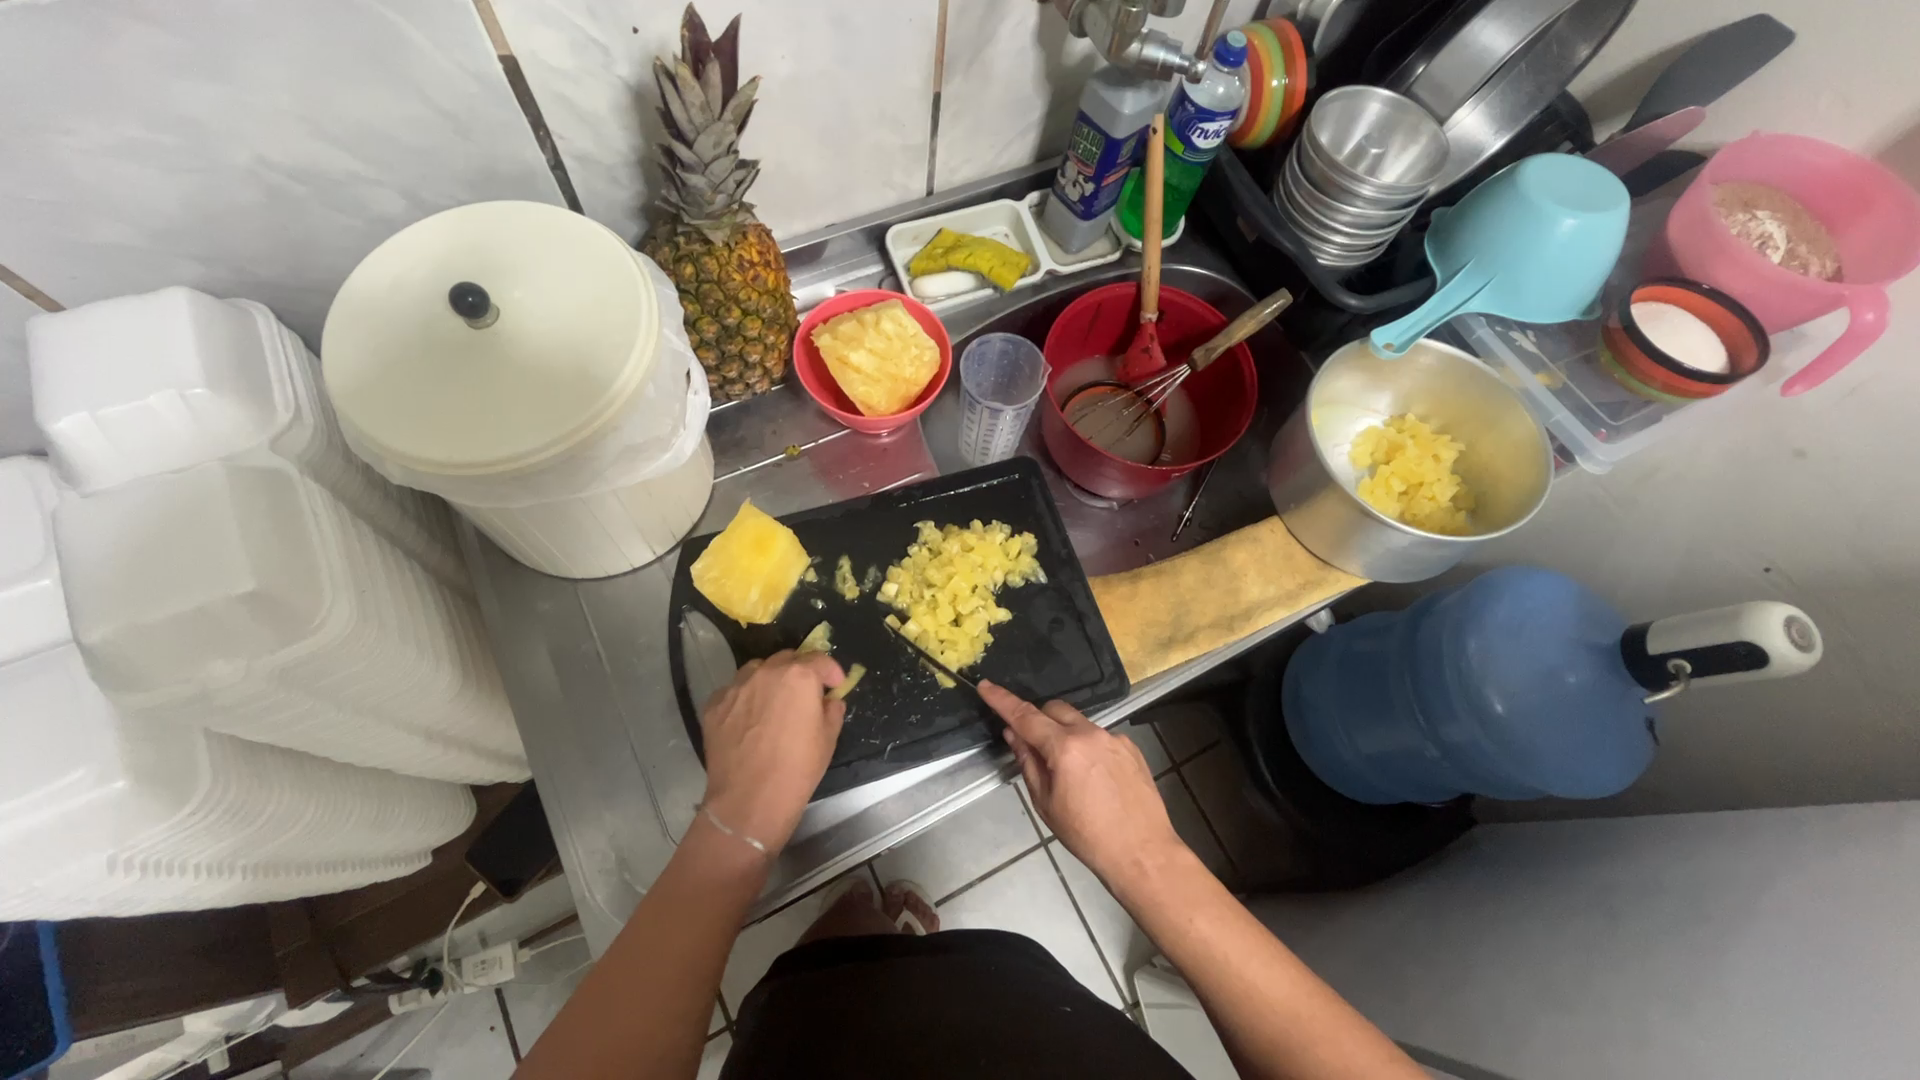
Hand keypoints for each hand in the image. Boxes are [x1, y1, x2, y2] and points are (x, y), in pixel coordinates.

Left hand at [699, 650, 846, 852]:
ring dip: (769, 680)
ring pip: (757, 671)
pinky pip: (734, 691)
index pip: (820, 660)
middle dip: (800, 672)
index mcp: (799, 676)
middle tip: (805, 695)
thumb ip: (832, 710)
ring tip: (773, 703)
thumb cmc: (797, 768)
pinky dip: (744, 698)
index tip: (834, 686)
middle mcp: (766, 672)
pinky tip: (748, 721)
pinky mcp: (714, 705)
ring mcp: (736, 687)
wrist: (749, 798)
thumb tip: (829, 701)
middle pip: (787, 659)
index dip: (831, 672)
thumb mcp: (829, 739)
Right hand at [980, 680, 1185, 888]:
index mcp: (1065, 748)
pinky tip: (1094, 778)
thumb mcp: (1046, 803)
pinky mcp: (1131, 747)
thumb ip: (1028, 762)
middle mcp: (1091, 733)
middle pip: (1054, 709)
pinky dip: (1088, 747)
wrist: (1142, 852)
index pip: (1026, 717)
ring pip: (1079, 722)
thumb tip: (1014, 735)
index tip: (986, 686)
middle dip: (1038, 719)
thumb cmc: (1087, 835)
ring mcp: (1114, 738)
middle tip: (1032, 746)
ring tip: (1069, 773)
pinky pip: (1100, 737)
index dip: (1002, 700)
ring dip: (1065, 735)